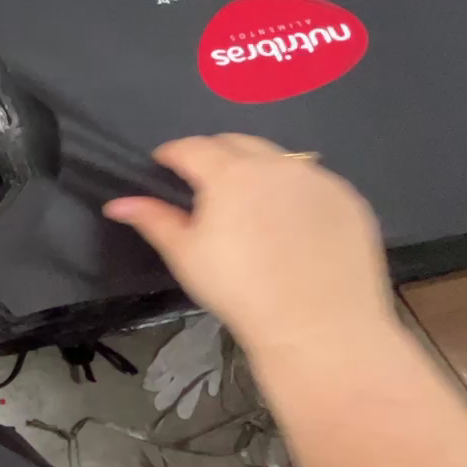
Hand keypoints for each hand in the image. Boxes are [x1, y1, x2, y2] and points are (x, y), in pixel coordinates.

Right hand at [103, 134, 396, 356]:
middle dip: (211, 153)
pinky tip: (282, 221)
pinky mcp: (349, 200)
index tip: (160, 166)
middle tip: (197, 183)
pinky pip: (310, 179)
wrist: (318, 323)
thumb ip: (152, 219)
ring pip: (277, 157)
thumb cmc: (237, 287)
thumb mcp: (183, 253)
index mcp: (230, 175)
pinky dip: (287, 187)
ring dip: (251, 167)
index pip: (192, 147)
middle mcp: (278, 166)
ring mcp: (319, 181)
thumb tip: (116, 203)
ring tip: (242, 201)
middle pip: (236, 142)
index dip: (170, 154)